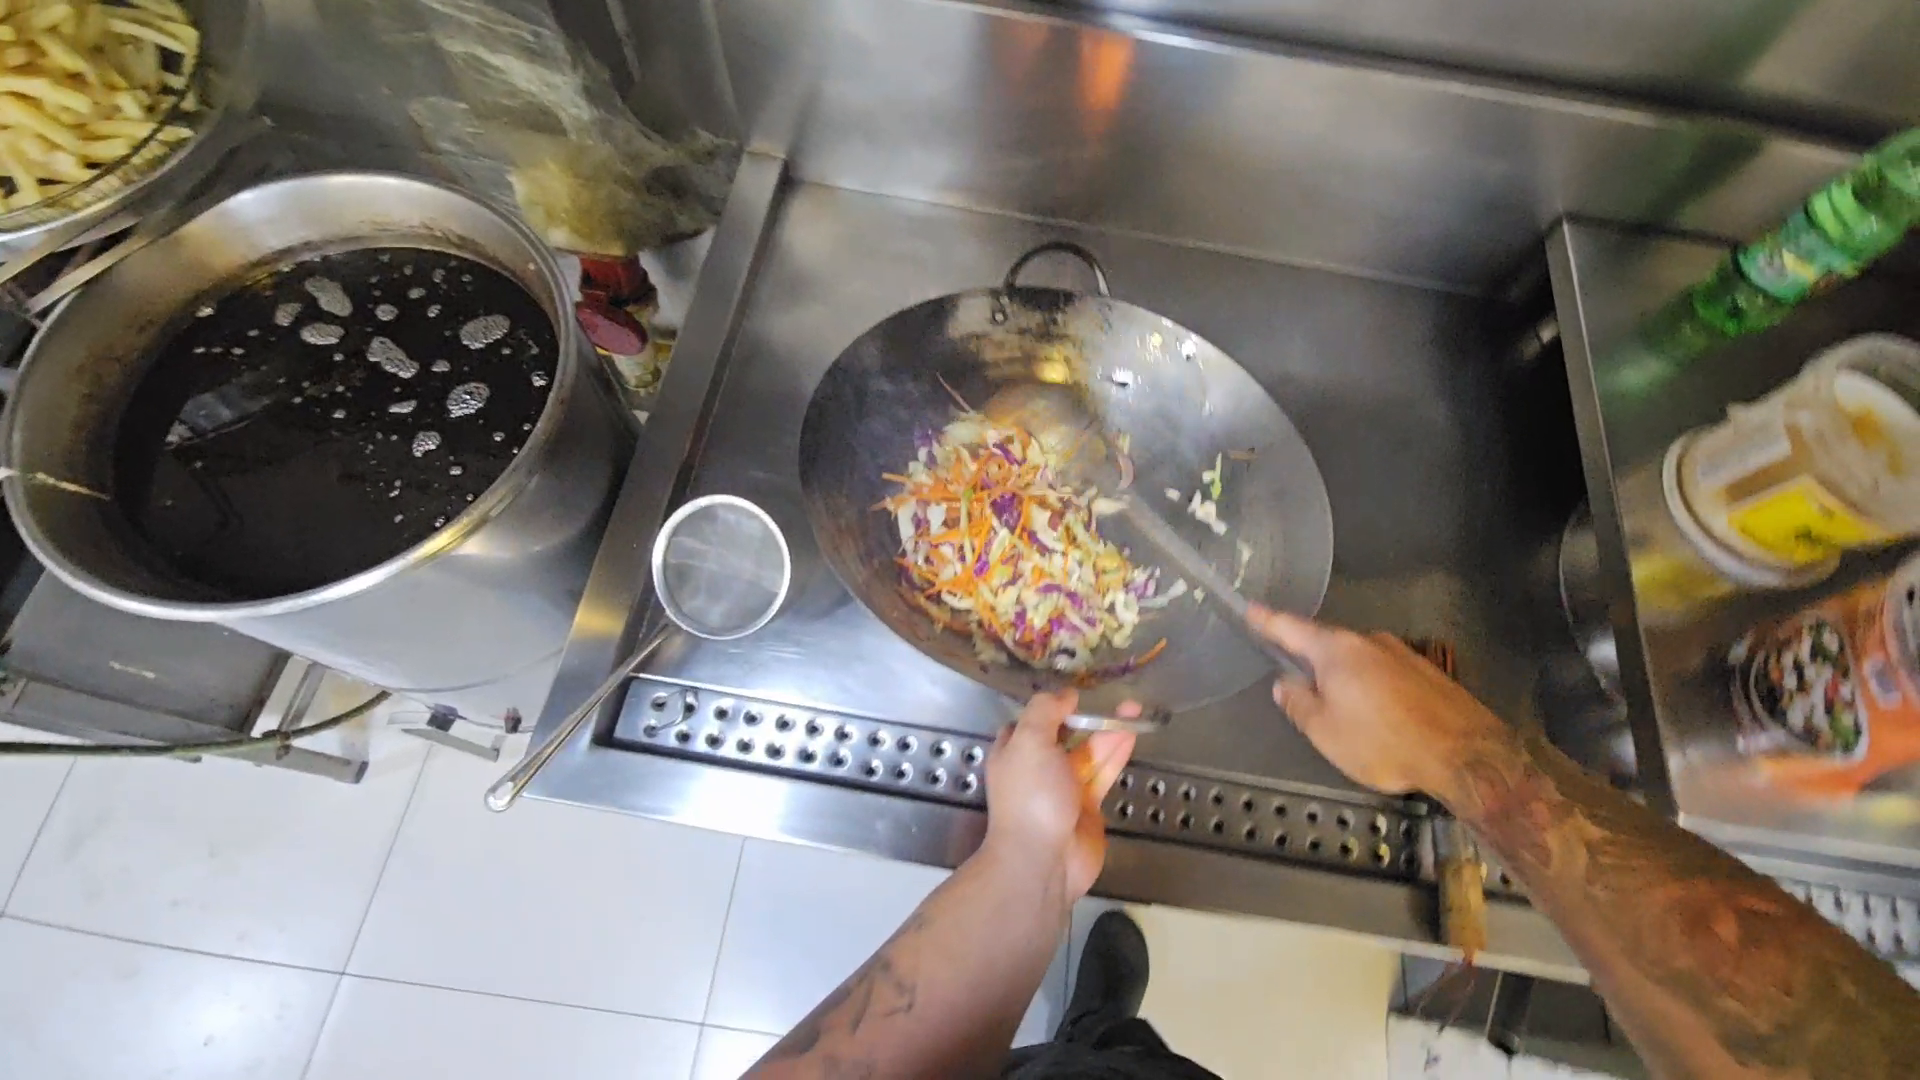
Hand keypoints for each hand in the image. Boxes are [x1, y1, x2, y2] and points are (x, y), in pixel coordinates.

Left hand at [983, 690, 1135, 899]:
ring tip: (1133, 709)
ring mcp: (1063, 789)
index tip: (1073, 695)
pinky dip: (1116, 753)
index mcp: (1013, 752)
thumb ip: (1045, 711)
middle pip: (1063, 736)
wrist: (1043, 860)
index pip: (1029, 723)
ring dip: (1108, 731)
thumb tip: (1065, 695)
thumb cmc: (1031, 795)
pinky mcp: (1088, 806)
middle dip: (1086, 717)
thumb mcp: (1029, 740)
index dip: (1050, 708)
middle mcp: (1036, 769)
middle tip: (1113, 699)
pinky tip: (1131, 734)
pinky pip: (1103, 773)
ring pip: (1088, 752)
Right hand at [1247, 606, 1508, 796]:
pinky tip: (1379, 719)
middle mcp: (1368, 642)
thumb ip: (1297, 703)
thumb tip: (1285, 684)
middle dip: (1311, 662)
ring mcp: (1402, 655)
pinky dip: (1372, 690)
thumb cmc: (1384, 742)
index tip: (1250, 608)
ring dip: (1345, 679)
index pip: (1291, 628)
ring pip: (1358, 662)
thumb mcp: (1324, 731)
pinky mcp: (1428, 674)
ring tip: (1345, 715)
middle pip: (1327, 646)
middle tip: (1302, 690)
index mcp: (1336, 651)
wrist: (1469, 757)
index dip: (1267, 620)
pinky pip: (1384, 674)